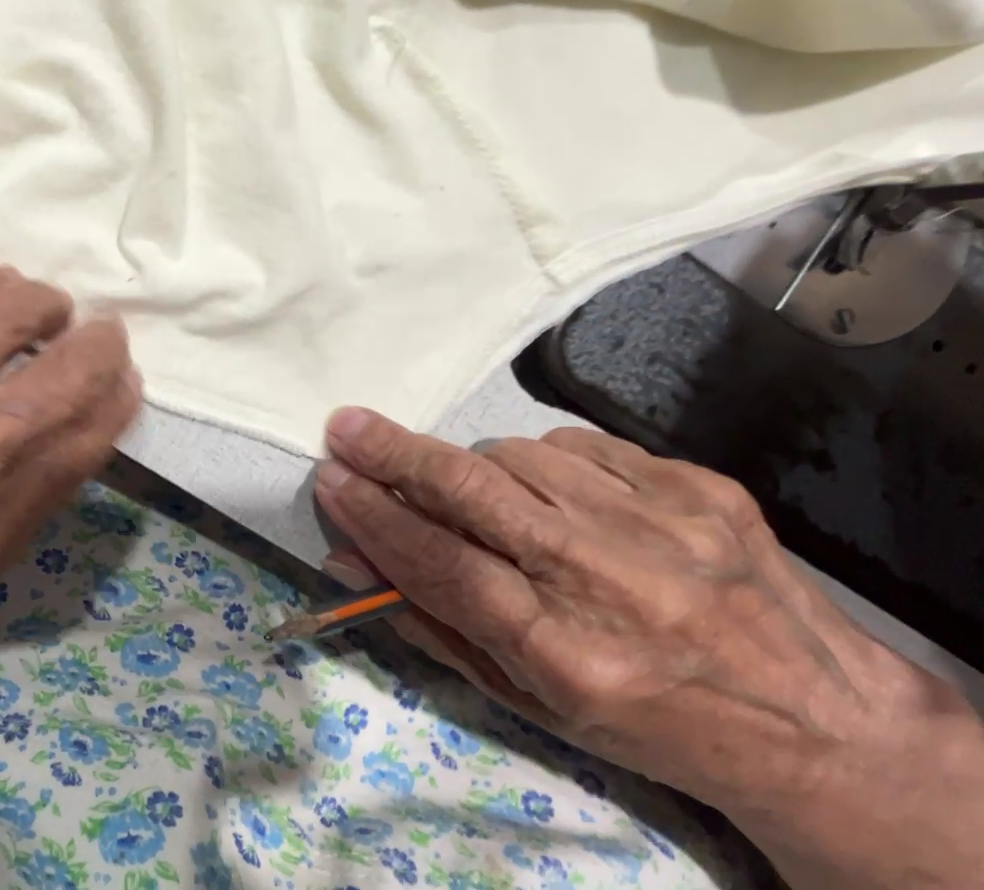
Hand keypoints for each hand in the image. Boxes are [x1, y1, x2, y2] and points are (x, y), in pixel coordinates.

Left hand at [0, 259, 140, 685]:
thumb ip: (32, 494)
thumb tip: (88, 418)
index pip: (81, 436)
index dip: (117, 397)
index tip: (124, 377)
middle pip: (54, 368)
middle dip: (95, 343)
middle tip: (94, 338)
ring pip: (0, 308)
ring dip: (41, 303)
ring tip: (44, 313)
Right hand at [313, 409, 983, 887]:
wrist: (820, 722)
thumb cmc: (649, 724)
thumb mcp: (531, 701)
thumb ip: (434, 622)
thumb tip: (352, 556)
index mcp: (571, 655)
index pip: (446, 565)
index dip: (378, 518)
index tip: (330, 479)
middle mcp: (617, 582)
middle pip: (479, 493)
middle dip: (398, 456)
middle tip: (346, 428)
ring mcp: (667, 524)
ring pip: (522, 456)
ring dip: (473, 466)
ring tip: (471, 492)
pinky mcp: (701, 487)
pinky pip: (578, 445)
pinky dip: (539, 459)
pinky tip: (544, 489)